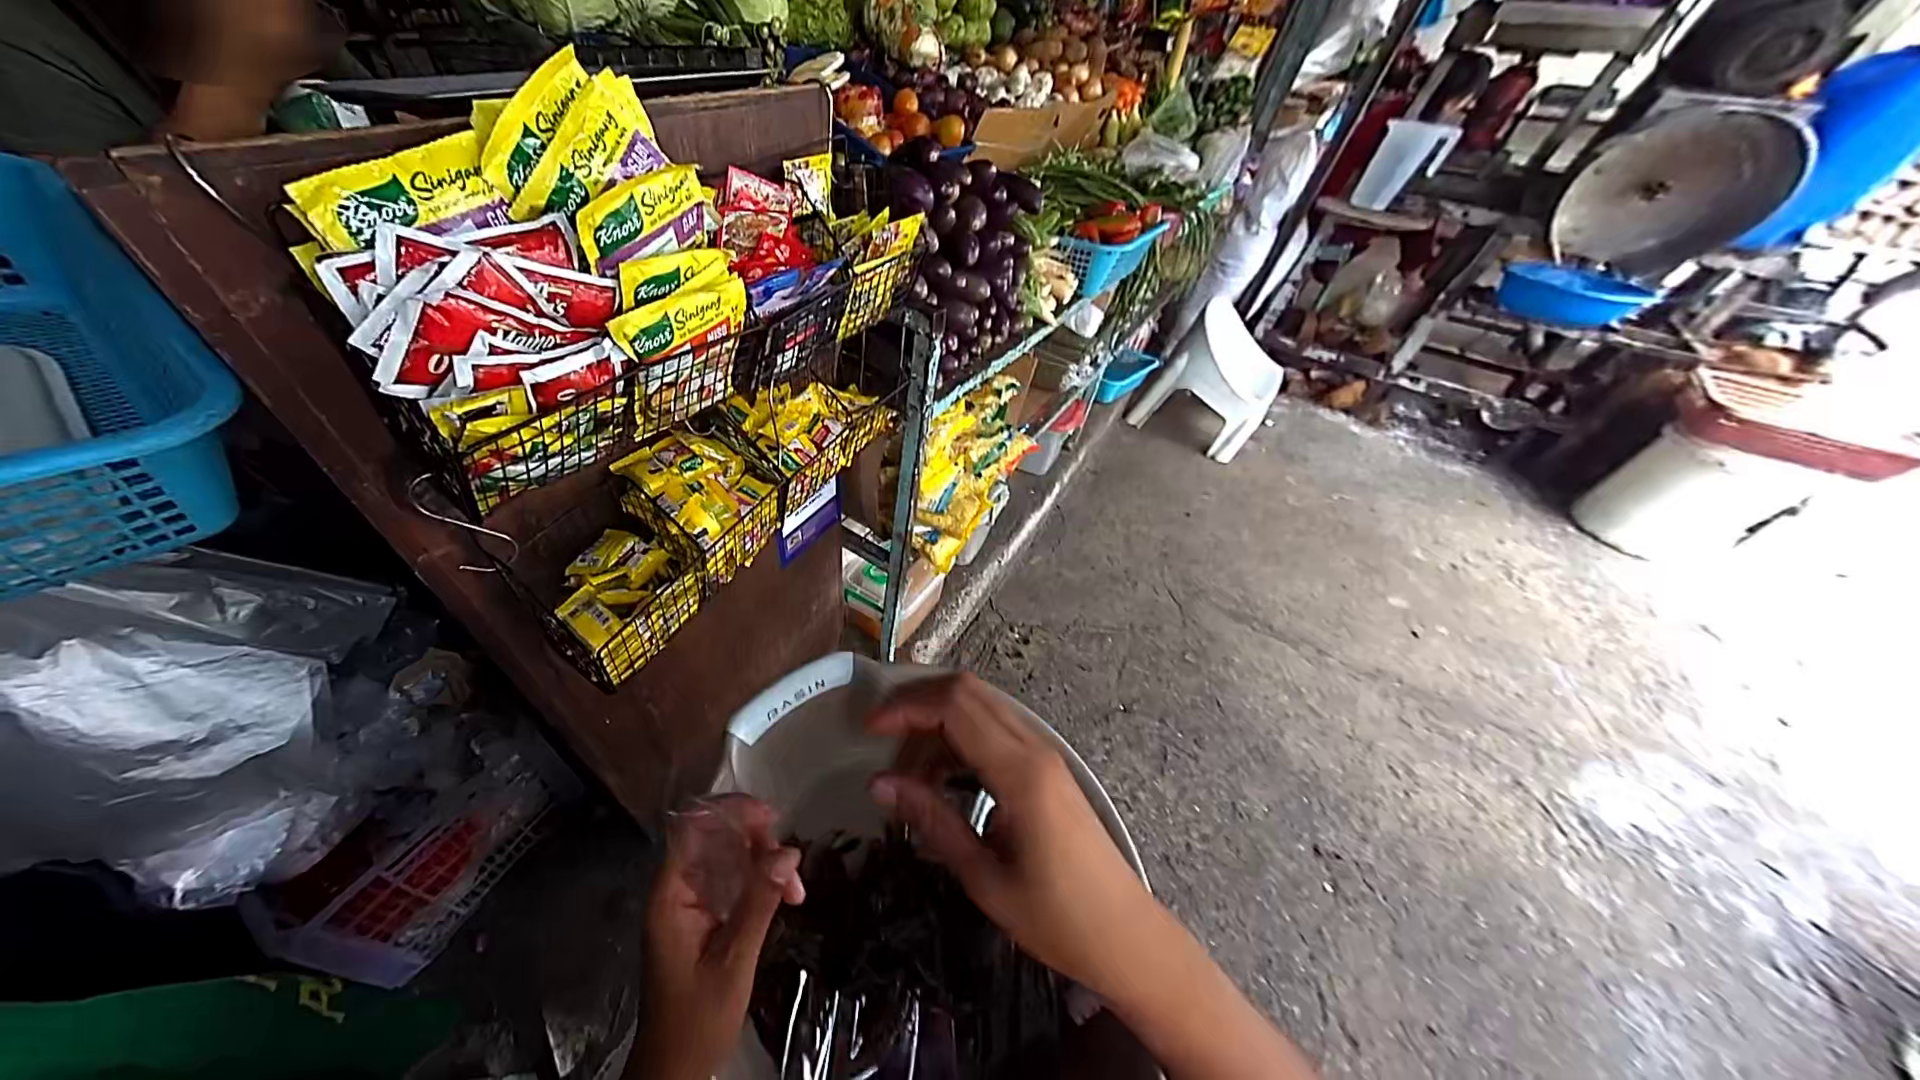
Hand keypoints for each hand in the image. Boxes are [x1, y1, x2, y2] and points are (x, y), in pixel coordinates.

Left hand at [631, 795, 804, 1079]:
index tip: (769, 818)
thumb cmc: (696, 1021)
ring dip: (767, 863)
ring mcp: (692, 901)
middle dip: (759, 842)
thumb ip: (758, 902)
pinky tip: (786, 897)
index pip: (692, 828)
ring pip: (732, 857)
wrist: (675, 1070)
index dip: (728, 811)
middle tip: (792, 867)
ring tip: (795, 891)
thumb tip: (788, 851)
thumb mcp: (733, 961)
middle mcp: (678, 890)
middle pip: (717, 837)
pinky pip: (735, 879)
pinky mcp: (706, 914)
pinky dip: (762, 882)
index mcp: (671, 895)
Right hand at [866, 674, 1319, 1079]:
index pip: (956, 705)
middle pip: (968, 693)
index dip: (907, 707)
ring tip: (909, 778)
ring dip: (938, 728)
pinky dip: (961, 742)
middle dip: (918, 708)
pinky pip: (996, 732)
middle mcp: (1035, 748)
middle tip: (884, 747)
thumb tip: (881, 785)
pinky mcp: (1047, 768)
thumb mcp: (983, 876)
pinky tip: (943, 782)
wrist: (1126, 937)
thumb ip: (932, 821)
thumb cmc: (1056, 918)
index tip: (869, 730)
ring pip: (981, 709)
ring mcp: (1045, 754)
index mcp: (1021, 771)